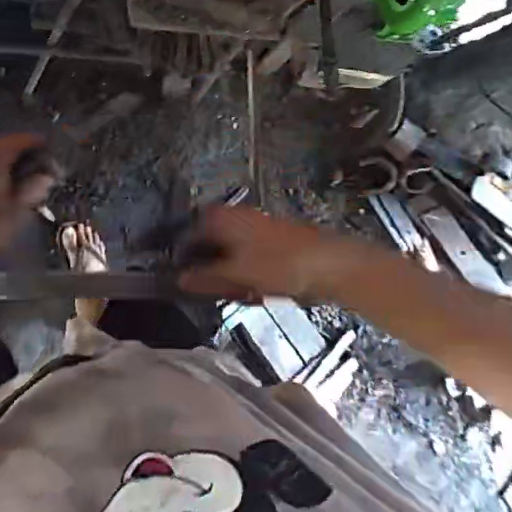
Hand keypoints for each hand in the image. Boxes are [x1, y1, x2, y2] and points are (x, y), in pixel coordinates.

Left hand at [0, 134, 56, 279]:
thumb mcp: (14, 212)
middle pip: (4, 143)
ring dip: (3, 161)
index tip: (50, 156)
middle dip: (21, 153)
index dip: (39, 145)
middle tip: (35, 169)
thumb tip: (46, 177)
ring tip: (15, 178)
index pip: (22, 139)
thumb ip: (33, 189)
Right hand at [177, 206, 389, 302]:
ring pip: (231, 256)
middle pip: (210, 245)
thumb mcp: (236, 275)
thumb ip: (205, 277)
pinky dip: (249, 277)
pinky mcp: (273, 242)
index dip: (182, 258)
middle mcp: (238, 217)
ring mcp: (257, 228)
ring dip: (232, 277)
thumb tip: (180, 279)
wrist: (330, 264)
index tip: (181, 279)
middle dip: (212, 271)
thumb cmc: (280, 264)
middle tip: (219, 291)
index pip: (188, 234)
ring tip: (244, 294)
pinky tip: (260, 292)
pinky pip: (250, 261)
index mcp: (223, 217)